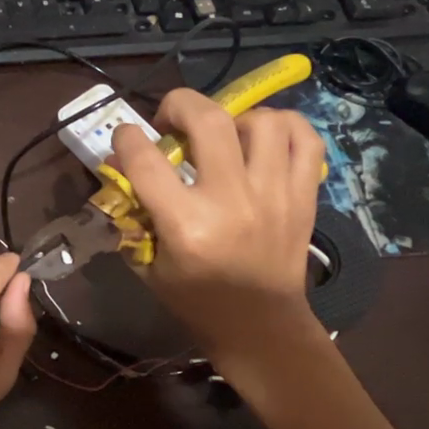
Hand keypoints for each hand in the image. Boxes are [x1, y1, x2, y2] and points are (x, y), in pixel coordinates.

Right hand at [111, 90, 327, 358]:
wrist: (259, 325)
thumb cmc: (196, 299)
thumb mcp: (149, 264)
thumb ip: (136, 215)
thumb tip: (124, 170)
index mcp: (186, 225)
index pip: (147, 160)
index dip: (127, 137)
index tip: (125, 136)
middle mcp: (231, 200)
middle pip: (208, 120)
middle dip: (179, 104)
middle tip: (170, 119)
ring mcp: (274, 194)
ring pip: (261, 121)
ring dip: (234, 117)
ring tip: (222, 134)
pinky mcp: (304, 195)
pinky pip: (304, 139)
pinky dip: (284, 126)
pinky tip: (262, 137)